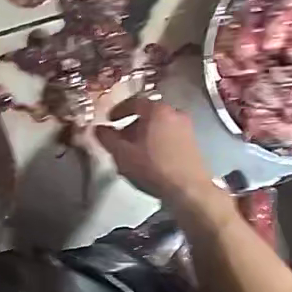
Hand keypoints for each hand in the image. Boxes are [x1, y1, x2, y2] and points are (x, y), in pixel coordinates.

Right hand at [94, 97, 218, 208]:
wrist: (188, 190)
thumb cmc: (153, 168)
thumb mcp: (122, 154)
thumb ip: (107, 138)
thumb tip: (98, 129)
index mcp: (157, 110)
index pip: (134, 102)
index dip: (119, 110)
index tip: (110, 119)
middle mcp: (175, 113)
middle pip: (148, 114)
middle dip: (132, 125)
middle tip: (120, 139)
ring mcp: (187, 128)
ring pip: (160, 126)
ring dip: (145, 135)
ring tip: (134, 152)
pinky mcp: (193, 143)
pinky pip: (170, 136)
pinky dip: (157, 141)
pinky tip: (150, 159)